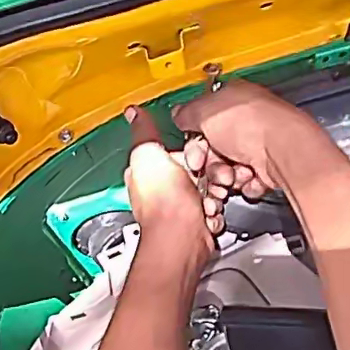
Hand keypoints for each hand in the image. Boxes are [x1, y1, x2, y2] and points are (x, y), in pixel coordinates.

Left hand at [124, 105, 218, 265]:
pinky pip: (215, 209)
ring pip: (212, 189)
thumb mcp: (147, 154)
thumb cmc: (162, 203)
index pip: (184, 150)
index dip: (196, 151)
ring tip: (206, 202)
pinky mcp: (198, 221)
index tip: (199, 157)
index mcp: (152, 168)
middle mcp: (166, 187)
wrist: (182, 238)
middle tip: (209, 181)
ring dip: (215, 194)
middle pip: (201, 168)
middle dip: (211, 174)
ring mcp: (183, 205)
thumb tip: (134, 112)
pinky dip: (214, 213)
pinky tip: (207, 215)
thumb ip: (144, 131)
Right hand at [173, 81, 327, 200]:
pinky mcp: (267, 169)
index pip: (203, 119)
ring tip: (233, 173)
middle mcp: (247, 121)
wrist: (282, 151)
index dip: (193, 138)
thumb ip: (187, 112)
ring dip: (225, 175)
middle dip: (209, 162)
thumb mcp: (205, 112)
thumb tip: (178, 114)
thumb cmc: (253, 124)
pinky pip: (244, 182)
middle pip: (213, 149)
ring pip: (226, 169)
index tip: (191, 149)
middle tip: (211, 164)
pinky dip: (244, 184)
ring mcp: (258, 146)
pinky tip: (248, 177)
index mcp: (232, 98)